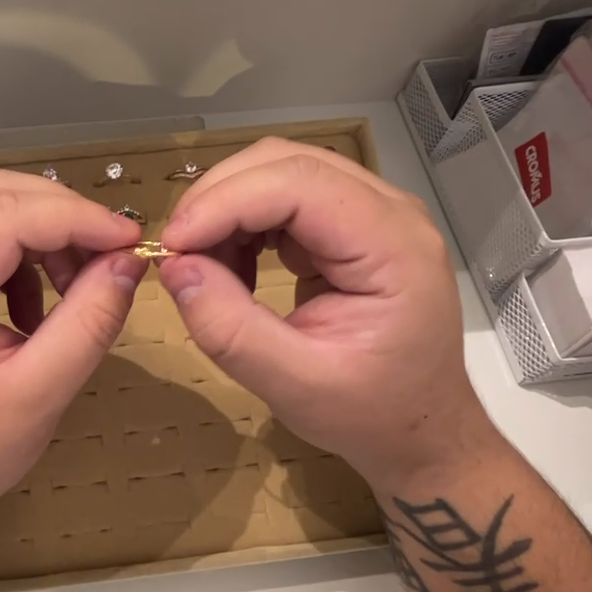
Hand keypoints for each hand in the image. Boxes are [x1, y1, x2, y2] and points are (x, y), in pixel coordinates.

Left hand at [0, 169, 147, 556]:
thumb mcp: (39, 395)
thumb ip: (89, 322)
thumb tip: (130, 260)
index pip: (5, 216)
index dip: (76, 217)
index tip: (132, 240)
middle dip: (61, 213)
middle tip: (111, 255)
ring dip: (42, 230)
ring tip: (76, 286)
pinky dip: (20, 253)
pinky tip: (36, 307)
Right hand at [157, 138, 495, 494]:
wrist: (419, 429)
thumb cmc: (370, 413)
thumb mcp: (293, 385)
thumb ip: (229, 328)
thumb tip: (174, 268)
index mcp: (393, 246)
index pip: (299, 184)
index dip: (225, 203)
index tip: (172, 245)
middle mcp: (388, 211)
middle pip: (286, 162)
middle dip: (218, 198)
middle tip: (177, 253)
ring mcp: (369, 212)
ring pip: (278, 172)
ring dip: (226, 210)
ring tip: (203, 266)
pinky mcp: (347, 225)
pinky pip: (282, 198)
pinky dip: (242, 224)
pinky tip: (232, 268)